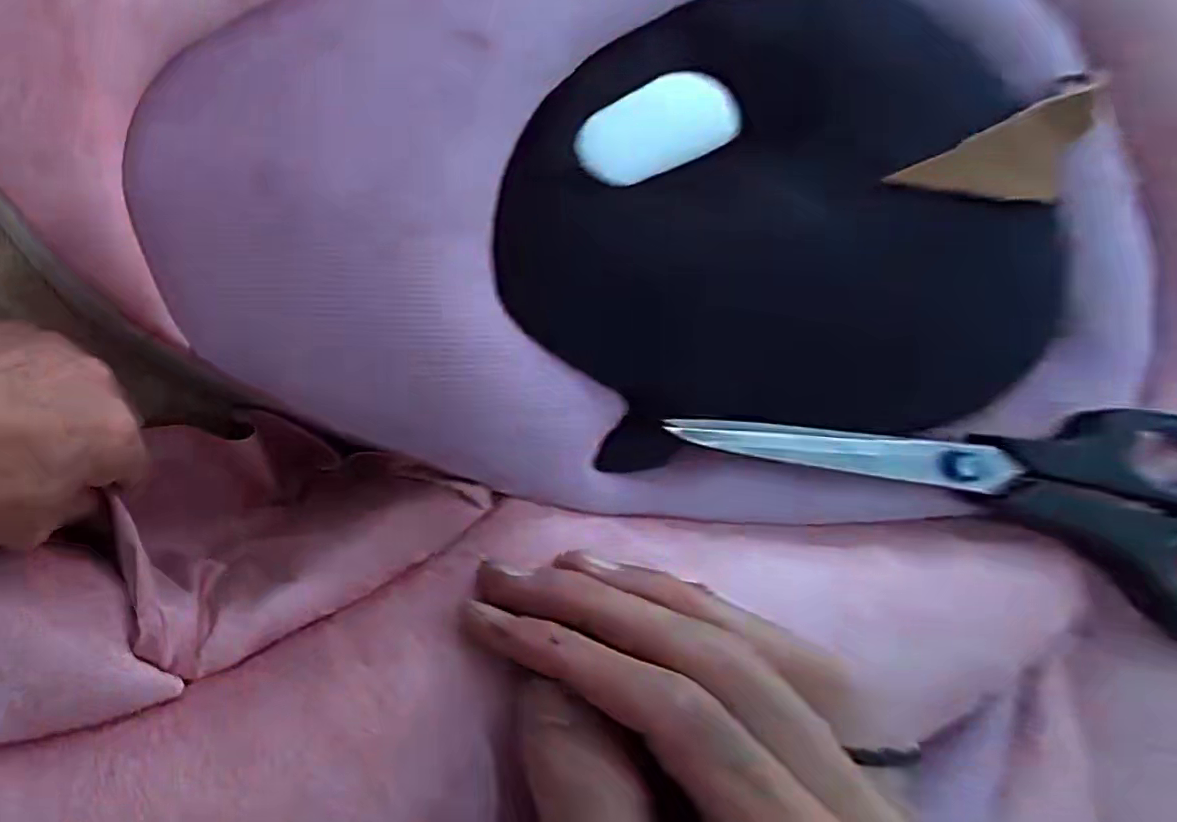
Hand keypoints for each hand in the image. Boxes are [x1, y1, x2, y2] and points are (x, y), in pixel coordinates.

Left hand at [0, 322, 147, 558]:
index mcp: (116, 430)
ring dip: (60, 402)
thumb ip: (77, 506)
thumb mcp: (35, 527)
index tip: (87, 494)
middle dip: (91, 438)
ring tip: (12, 422)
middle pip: (110, 414)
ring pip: (74, 381)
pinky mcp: (14, 326)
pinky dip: (24, 377)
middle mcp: (99, 377)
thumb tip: (83, 492)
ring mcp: (55, 344)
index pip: (136, 464)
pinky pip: (36, 359)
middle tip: (49, 459)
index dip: (115, 485)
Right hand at [463, 554, 909, 821]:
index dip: (570, 653)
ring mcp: (879, 776)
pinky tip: (644, 587)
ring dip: (644, 592)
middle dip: (593, 604)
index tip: (484, 618)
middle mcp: (863, 804)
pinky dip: (702, 608)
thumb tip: (542, 676)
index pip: (678, 711)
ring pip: (758, 644)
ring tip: (561, 565)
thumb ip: (587, 789)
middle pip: (717, 661)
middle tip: (507, 577)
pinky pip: (790, 654)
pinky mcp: (870, 758)